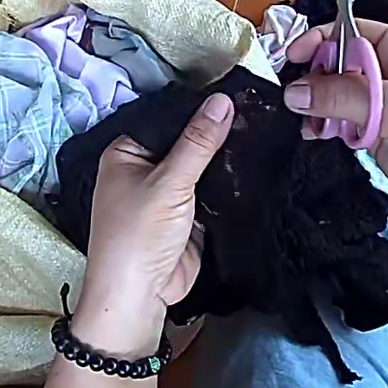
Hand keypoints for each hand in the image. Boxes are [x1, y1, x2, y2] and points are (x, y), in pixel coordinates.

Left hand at [76, 93, 232, 356]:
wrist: (141, 295)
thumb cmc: (139, 234)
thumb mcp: (169, 182)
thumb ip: (198, 142)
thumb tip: (223, 100)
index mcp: (126, 152)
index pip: (166, 118)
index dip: (197, 106)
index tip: (235, 92)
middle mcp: (145, 168)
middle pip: (185, 141)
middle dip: (214, 132)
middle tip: (256, 109)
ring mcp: (168, 192)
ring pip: (201, 165)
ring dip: (224, 157)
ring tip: (261, 129)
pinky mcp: (188, 213)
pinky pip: (211, 189)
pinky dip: (228, 181)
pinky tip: (255, 162)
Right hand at [282, 20, 387, 216]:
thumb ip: (345, 97)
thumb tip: (295, 92)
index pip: (353, 32)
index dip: (321, 40)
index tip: (292, 57)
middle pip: (338, 65)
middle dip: (315, 78)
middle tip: (296, 98)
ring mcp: (381, 105)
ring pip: (335, 97)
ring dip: (317, 108)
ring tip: (309, 123)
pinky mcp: (375, 135)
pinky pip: (340, 124)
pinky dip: (325, 128)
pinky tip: (317, 134)